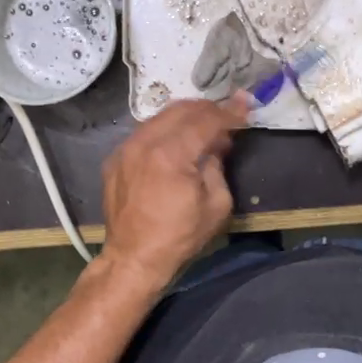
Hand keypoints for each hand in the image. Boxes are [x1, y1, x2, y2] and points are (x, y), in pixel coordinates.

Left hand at [100, 96, 249, 283]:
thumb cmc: (180, 237)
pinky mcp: (115, 159)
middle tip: (226, 118)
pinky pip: (144, 134)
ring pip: (160, 117)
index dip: (230, 112)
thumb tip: (215, 146)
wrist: (134, 258)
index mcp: (171, 154)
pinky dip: (164, 132)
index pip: (206, 120)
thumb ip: (217, 167)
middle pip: (181, 109)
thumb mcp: (216, 205)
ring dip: (185, 118)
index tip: (246, 105)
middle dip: (208, 110)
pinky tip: (175, 146)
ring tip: (203, 131)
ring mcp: (125, 149)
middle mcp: (145, 143)